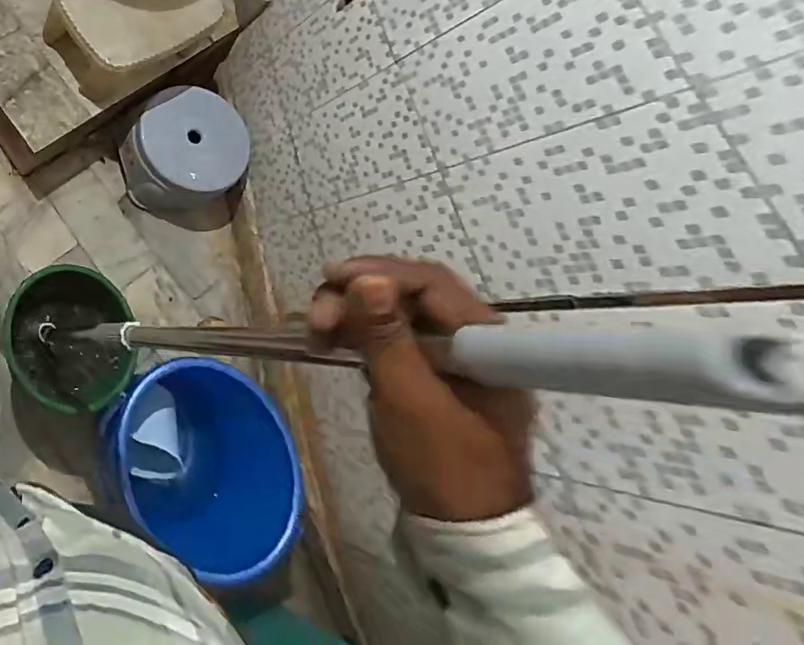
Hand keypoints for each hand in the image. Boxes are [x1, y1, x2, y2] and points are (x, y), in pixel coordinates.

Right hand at [310, 257, 534, 521]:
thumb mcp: (408, 398)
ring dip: (353, 313)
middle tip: (318, 316)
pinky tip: (333, 342)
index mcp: (485, 342)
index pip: (430, 283)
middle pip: (409, 292)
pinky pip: (392, 334)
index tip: (333, 279)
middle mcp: (472, 340)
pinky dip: (359, 333)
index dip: (379, 272)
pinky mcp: (430, 371)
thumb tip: (366, 279)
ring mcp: (451, 356)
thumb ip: (387, 335)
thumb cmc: (440, 465)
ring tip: (318, 333)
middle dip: (358, 295)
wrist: (460, 532)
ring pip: (395, 311)